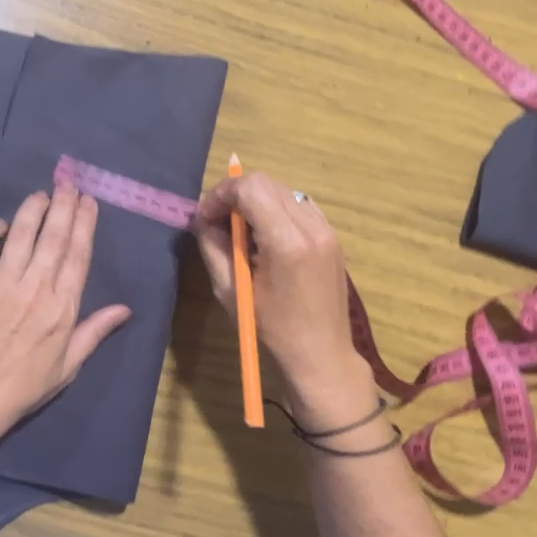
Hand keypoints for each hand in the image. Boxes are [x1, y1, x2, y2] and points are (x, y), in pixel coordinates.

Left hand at [0, 184, 131, 431]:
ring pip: (19, 236)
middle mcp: (34, 288)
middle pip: (52, 238)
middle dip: (62, 207)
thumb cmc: (25, 385)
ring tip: (40, 195)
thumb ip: (94, 332)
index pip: (77, 255)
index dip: (84, 224)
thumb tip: (124, 309)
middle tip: (67, 185)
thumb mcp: (68, 365)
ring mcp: (1, 285)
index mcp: (62, 307)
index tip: (88, 202)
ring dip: (31, 211)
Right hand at [194, 172, 372, 420]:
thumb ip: (213, 246)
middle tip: (217, 224)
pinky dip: (274, 212)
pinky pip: (297, 206)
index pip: (251, 188)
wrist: (320, 353)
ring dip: (255, 203)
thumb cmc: (270, 329)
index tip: (205, 218)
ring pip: (282, 191)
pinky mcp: (332, 236)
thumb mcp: (230, 289)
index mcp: (287, 242)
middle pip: (267, 183)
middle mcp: (312, 227)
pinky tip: (264, 240)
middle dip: (235, 196)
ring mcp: (327, 230)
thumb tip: (204, 219)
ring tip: (239, 235)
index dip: (221, 195)